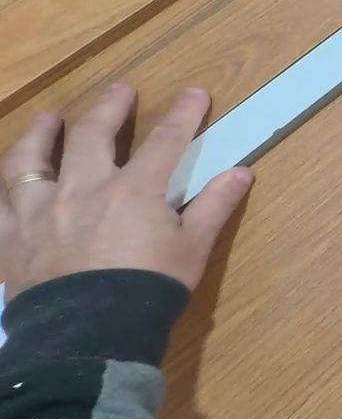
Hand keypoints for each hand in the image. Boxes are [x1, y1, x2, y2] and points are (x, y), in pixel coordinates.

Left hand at [0, 85, 253, 300]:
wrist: (90, 328)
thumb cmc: (152, 282)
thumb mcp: (195, 243)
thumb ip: (216, 204)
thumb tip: (241, 172)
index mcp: (135, 190)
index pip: (166, 141)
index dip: (183, 114)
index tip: (195, 92)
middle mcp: (83, 190)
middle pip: (91, 138)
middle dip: (108, 109)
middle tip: (119, 90)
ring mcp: (37, 212)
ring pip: (30, 163)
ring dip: (39, 135)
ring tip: (47, 118)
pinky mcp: (8, 238)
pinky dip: (2, 187)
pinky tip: (6, 177)